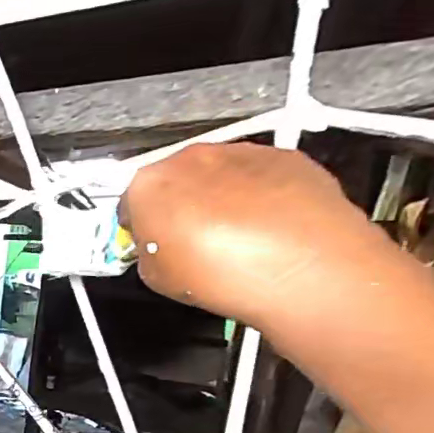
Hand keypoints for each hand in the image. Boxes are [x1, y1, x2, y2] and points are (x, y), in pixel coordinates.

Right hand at [119, 143, 396, 328]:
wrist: (304, 270)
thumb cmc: (228, 272)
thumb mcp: (156, 277)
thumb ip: (147, 252)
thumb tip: (156, 250)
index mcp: (148, 184)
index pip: (129, 202)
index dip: (138, 226)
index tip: (148, 242)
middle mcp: (191, 160)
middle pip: (172, 180)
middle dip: (177, 206)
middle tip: (187, 241)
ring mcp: (240, 154)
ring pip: (215, 175)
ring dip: (216, 199)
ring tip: (230, 239)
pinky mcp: (284, 158)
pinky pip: (257, 175)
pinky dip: (256, 197)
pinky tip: (261, 230)